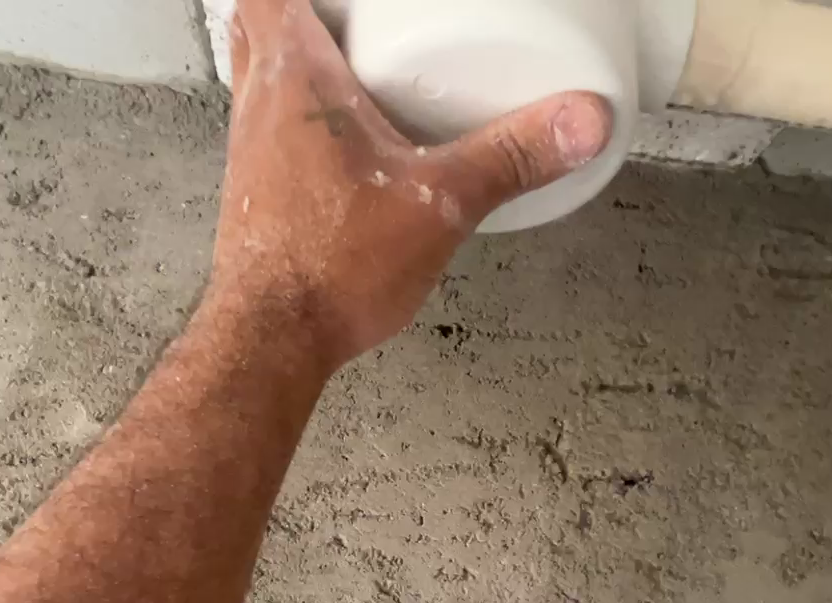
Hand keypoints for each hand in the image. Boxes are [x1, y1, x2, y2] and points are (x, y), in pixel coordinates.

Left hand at [197, 0, 612, 372]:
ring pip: (259, 89)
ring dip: (295, 75)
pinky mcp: (254, 206)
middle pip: (257, 27)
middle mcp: (258, 108)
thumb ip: (510, 158)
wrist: (273, 340)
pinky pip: (270, 146)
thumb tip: (583, 120)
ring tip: (355, 85)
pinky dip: (298, 137)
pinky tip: (344, 168)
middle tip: (353, 25)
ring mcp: (248, 160)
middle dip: (301, 15)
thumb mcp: (439, 205)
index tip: (351, 0)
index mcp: (295, 78)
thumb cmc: (334, 266)